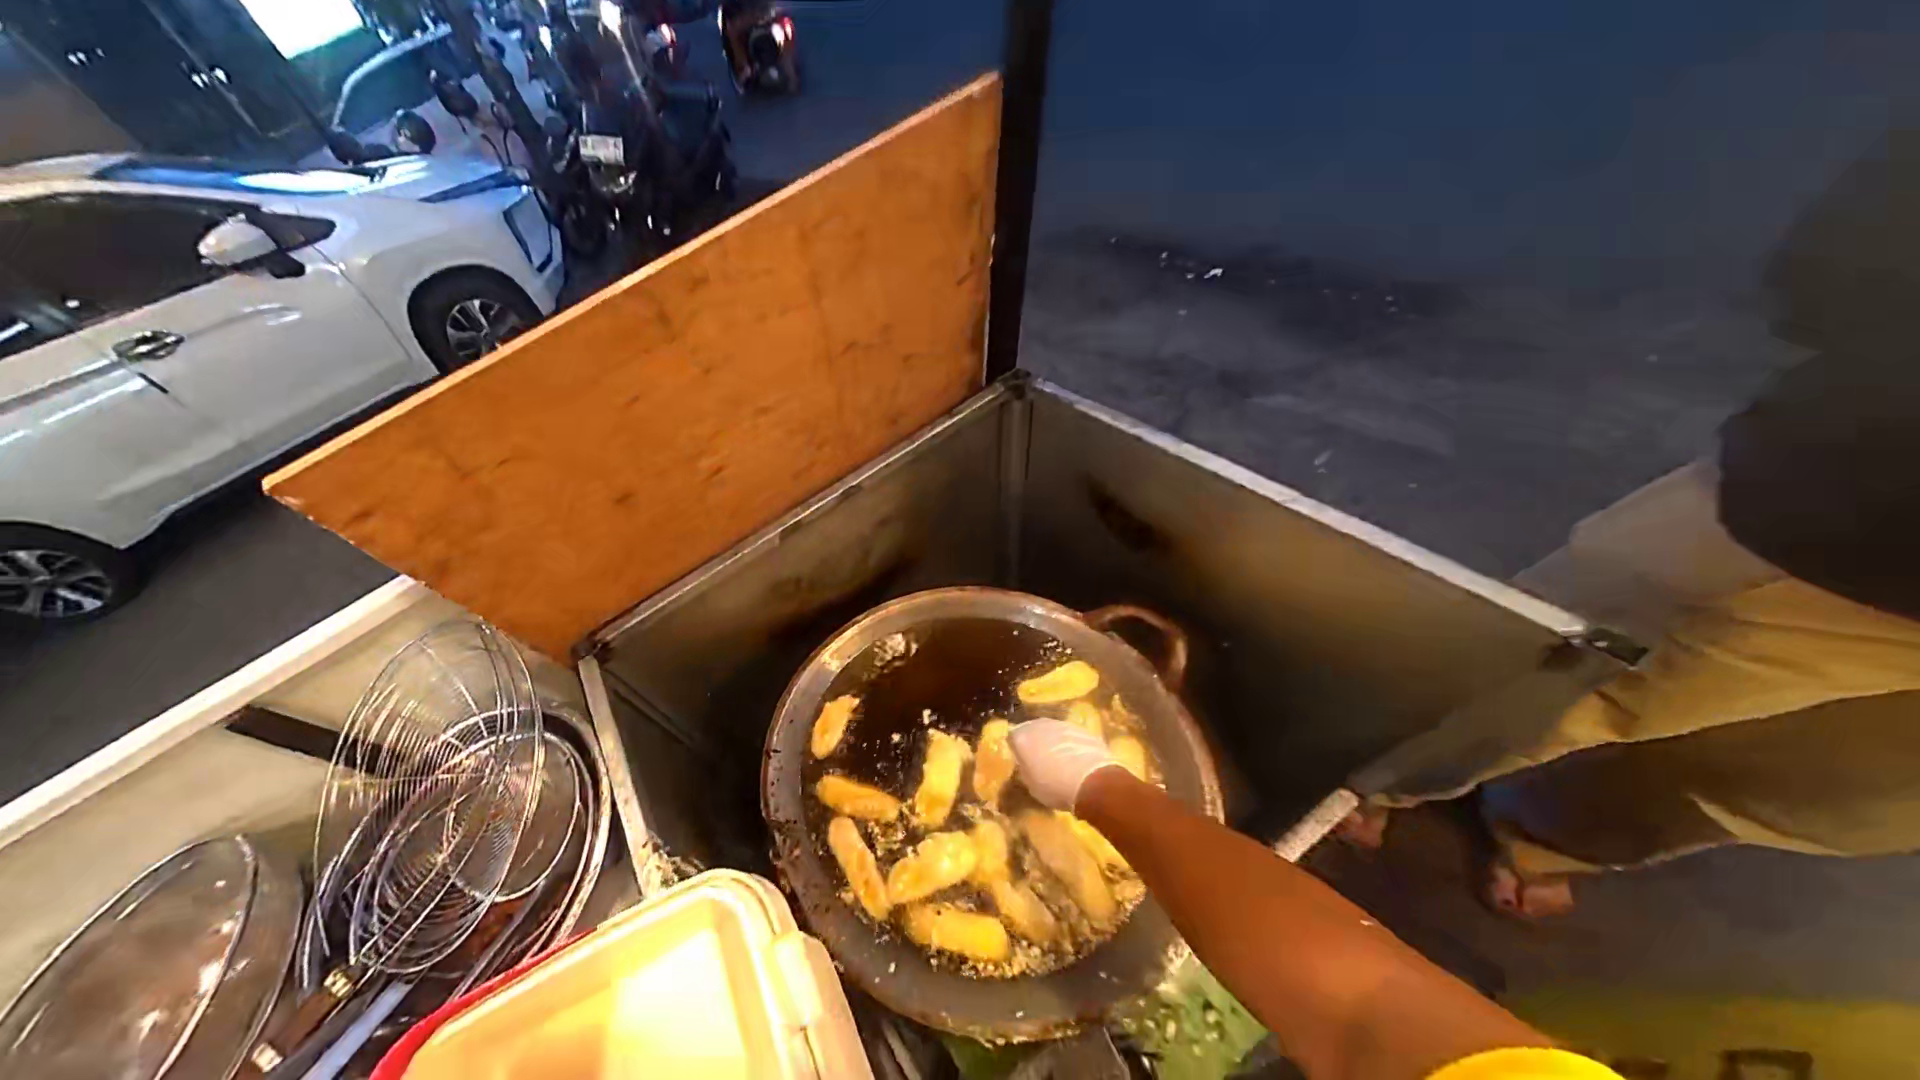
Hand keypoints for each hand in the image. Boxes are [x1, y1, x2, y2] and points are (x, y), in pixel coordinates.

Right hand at [1007, 720, 1122, 810]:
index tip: (1021, 759)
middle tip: (1038, 757)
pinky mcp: (1082, 728)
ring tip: (1059, 759)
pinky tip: (1076, 758)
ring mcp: (1062, 724)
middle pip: (1032, 729)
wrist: (1091, 781)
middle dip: (1034, 741)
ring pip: (1052, 730)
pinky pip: (1070, 735)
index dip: (1016, 748)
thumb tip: (1027, 764)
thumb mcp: (1030, 784)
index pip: (1012, 736)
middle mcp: (1039, 725)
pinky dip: (1070, 743)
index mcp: (1022, 737)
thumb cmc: (1054, 786)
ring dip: (1052, 740)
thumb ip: (1025, 768)